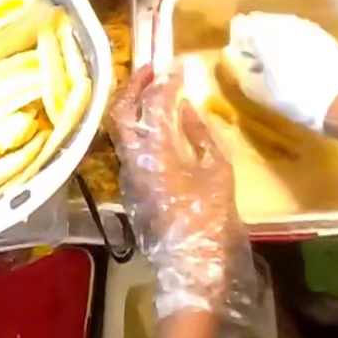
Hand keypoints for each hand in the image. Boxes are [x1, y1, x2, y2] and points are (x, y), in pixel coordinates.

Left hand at [109, 66, 252, 319]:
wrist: (193, 268)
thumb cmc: (210, 219)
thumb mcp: (217, 171)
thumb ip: (201, 134)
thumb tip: (186, 107)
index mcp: (156, 153)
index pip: (154, 105)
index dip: (165, 83)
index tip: (178, 70)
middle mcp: (134, 159)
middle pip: (122, 112)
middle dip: (134, 85)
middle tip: (152, 69)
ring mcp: (128, 174)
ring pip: (121, 128)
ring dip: (133, 103)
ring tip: (152, 88)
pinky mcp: (131, 185)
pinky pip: (128, 145)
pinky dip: (138, 125)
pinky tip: (155, 121)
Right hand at [222, 11, 337, 130]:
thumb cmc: (299, 98)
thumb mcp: (261, 91)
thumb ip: (241, 70)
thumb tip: (231, 55)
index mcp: (265, 32)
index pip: (240, 25)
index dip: (237, 44)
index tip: (242, 63)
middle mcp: (284, 22)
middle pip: (259, 24)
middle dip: (255, 42)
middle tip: (258, 68)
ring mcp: (305, 26)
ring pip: (279, 28)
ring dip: (273, 44)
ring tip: (277, 69)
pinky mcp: (321, 35)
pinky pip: (296, 34)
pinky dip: (290, 46)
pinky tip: (296, 66)